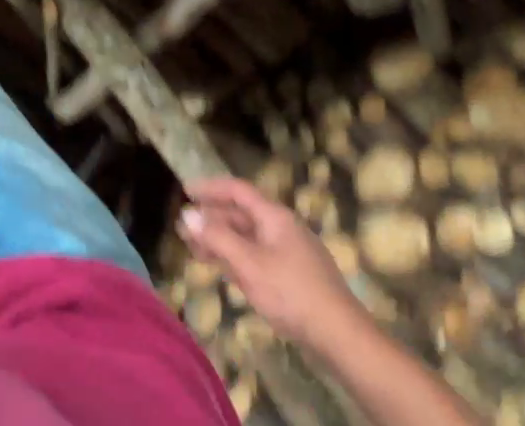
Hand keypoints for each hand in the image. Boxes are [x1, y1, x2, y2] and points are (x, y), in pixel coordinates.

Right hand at [178, 178, 367, 349]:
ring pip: (248, 237)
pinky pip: (258, 255)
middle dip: (211, 220)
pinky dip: (237, 257)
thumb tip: (188, 214)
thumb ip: (216, 237)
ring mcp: (290, 252)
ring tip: (196, 252)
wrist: (341, 337)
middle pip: (241, 214)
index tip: (184, 192)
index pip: (238, 191)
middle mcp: (283, 228)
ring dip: (221, 240)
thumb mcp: (248, 263)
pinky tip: (224, 270)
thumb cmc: (291, 293)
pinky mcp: (293, 274)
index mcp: (275, 217)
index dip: (210, 188)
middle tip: (184, 230)